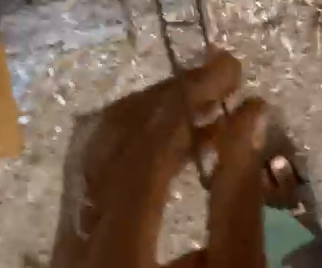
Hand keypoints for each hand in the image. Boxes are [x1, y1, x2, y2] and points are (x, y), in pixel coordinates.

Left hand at [51, 50, 269, 267]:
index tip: (236, 71)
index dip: (189, 102)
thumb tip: (251, 112)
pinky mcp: (79, 257)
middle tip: (222, 74)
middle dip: (168, 99)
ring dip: (153, 121)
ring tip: (208, 101)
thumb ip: (240, 198)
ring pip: (98, 158)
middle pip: (109, 143)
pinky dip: (143, 156)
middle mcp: (75, 250)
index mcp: (113, 261)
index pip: (145, 154)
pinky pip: (102, 186)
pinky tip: (191, 152)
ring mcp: (70, 253)